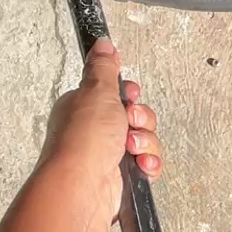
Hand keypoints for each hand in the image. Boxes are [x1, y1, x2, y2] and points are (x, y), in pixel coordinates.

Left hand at [38, 37, 162, 205]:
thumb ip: (103, 68)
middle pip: (137, 115)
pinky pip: (148, 163)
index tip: (127, 97)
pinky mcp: (122, 176)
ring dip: (146, 142)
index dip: (129, 95)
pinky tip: (140, 165)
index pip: (116, 92)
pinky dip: (149, 163)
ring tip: (131, 148)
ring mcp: (109, 154)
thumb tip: (102, 44)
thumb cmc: (82, 143)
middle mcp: (96, 130)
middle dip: (141, 119)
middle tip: (129, 123)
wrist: (83, 188)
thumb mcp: (96, 92)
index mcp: (85, 106)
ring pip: (146, 139)